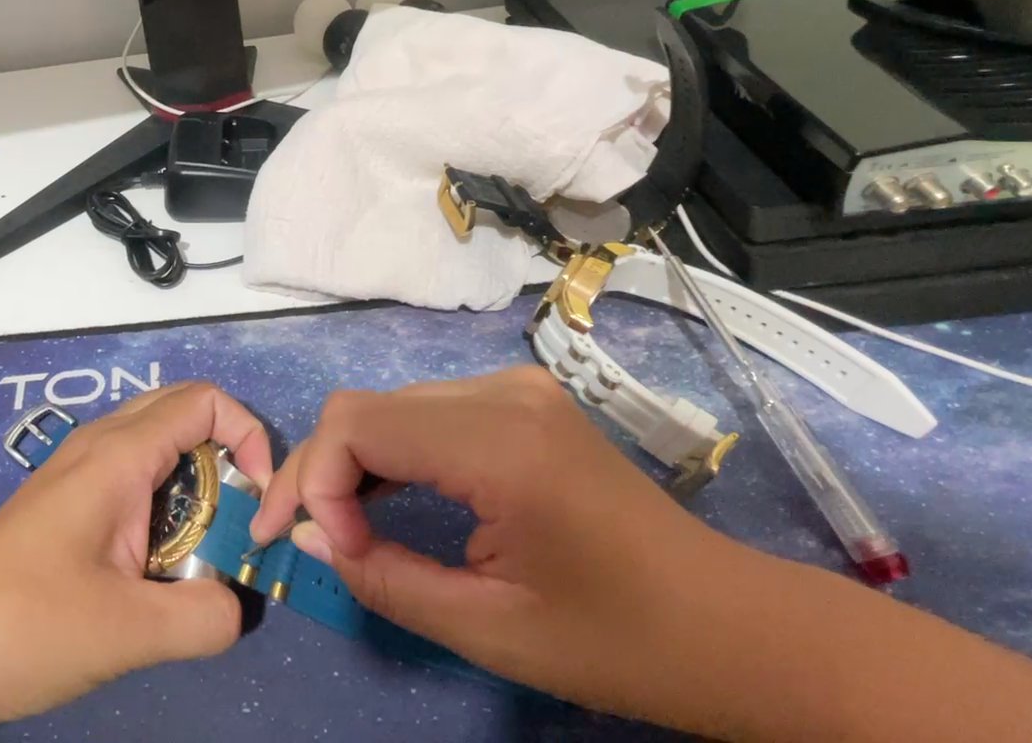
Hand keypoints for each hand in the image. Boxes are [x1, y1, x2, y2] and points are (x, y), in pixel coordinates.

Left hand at [0, 381, 272, 741]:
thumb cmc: (24, 627)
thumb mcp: (130, 630)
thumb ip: (207, 615)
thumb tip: (238, 605)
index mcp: (117, 455)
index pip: (204, 401)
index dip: (250, 435)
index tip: (263, 501)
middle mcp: (95, 448)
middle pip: (180, 416)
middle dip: (227, 457)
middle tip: (241, 524)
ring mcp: (72, 476)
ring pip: (154, 450)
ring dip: (194, 487)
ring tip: (206, 552)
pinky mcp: (60, 508)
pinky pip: (129, 482)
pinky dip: (163, 506)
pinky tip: (158, 565)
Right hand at [247, 367, 738, 722]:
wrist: (733, 625)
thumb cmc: (620, 641)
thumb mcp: (489, 630)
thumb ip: (382, 578)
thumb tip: (308, 537)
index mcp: (501, 444)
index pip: (357, 423)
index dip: (313, 480)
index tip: (321, 549)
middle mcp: (503, 393)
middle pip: (365, 408)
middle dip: (319, 472)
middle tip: (298, 537)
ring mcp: (516, 390)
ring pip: (389, 406)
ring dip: (351, 462)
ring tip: (335, 525)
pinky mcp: (522, 402)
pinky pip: (426, 412)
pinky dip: (390, 453)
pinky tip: (380, 497)